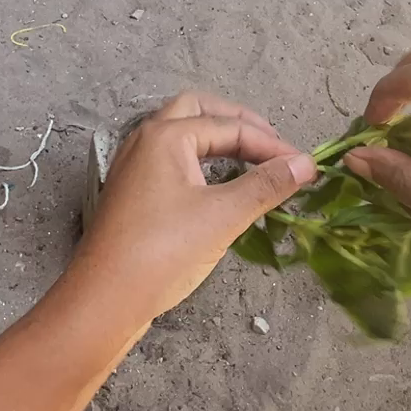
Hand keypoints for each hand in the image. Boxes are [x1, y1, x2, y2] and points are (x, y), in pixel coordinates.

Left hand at [65, 93, 315, 325]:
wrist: (105, 299)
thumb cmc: (163, 252)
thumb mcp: (222, 216)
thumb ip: (266, 185)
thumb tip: (306, 163)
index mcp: (165, 135)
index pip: (229, 126)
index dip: (271, 143)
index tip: (304, 164)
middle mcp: (144, 139)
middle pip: (198, 111)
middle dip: (238, 122)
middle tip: (272, 143)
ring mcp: (134, 165)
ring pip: (181, 134)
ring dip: (217, 139)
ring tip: (251, 158)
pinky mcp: (132, 191)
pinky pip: (171, 158)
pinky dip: (200, 159)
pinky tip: (217, 183)